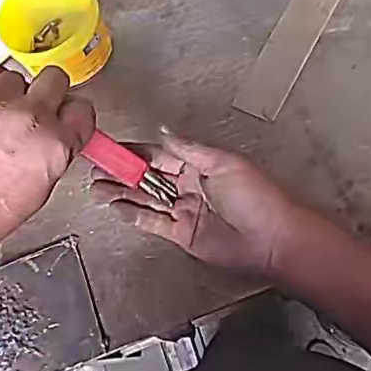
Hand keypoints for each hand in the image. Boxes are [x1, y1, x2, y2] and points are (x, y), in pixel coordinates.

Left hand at [0, 52, 95, 266]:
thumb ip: (55, 152)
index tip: (61, 112)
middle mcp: (28, 118)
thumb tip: (55, 132)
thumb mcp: (41, 190)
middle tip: (31, 106)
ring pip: (13, 75)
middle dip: (46, 91)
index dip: (71, 111)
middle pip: (53, 78)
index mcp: (56, 144)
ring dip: (8, 91)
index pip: (81, 108)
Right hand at [92, 134, 318, 278]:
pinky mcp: (181, 233)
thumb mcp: (224, 163)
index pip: (158, 155)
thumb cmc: (256, 197)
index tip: (111, 148)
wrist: (274, 240)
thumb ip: (189, 149)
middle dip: (121, 173)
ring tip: (97, 189)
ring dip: (121, 193)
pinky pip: (152, 222)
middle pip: (147, 177)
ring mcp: (183, 210)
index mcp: (198, 165)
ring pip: (145, 198)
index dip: (134, 152)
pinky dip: (133, 215)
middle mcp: (187, 185)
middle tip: (96, 170)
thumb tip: (162, 130)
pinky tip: (116, 208)